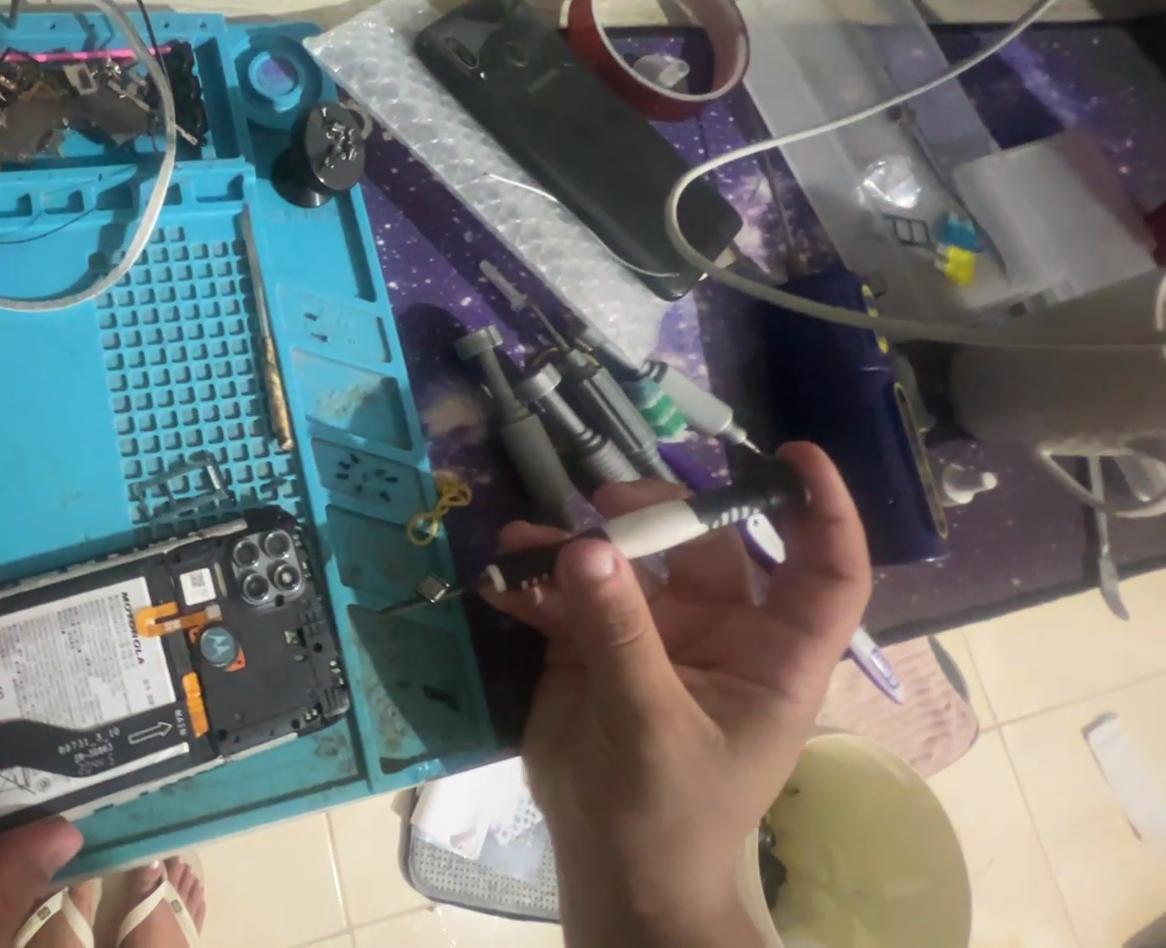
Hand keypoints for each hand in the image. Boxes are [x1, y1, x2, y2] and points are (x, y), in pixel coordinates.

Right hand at [483, 443, 871, 947]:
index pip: (820, 573)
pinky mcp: (587, 644)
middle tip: (598, 499)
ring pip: (616, 566)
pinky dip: (530, 586)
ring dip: (567, 549)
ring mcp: (646, 634)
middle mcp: (712, 631)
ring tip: (519, 541)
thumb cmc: (668, 809)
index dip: (820, 512)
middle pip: (697, 547)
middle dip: (651, 515)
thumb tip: (583, 544)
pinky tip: (498, 583)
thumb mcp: (650, 721)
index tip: (791, 456)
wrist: (608, 861)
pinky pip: (561, 597)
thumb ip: (619, 632)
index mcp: (768, 656)